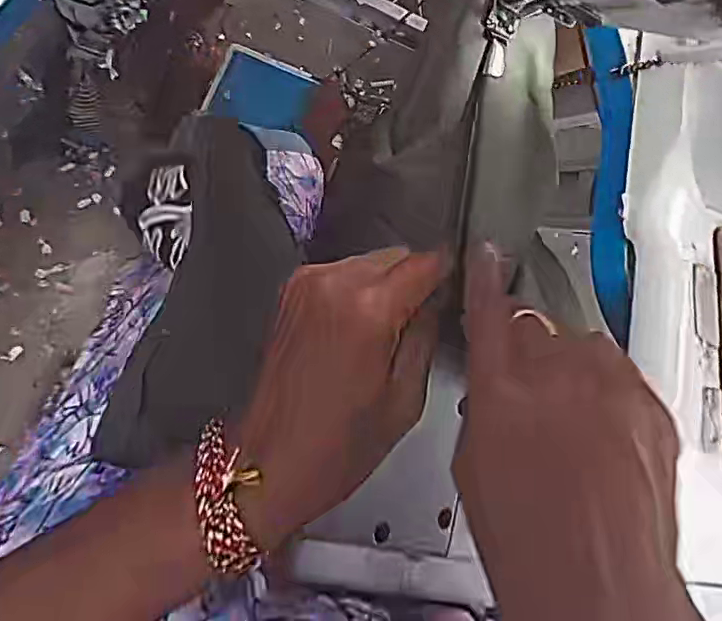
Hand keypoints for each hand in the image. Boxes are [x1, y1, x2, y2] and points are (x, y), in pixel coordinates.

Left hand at [235, 246, 443, 548]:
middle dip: (414, 282)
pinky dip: (359, 291)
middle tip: (417, 324)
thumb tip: (435, 300)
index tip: (455, 286)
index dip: (446, 272)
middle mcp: (335, 283)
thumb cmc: (335, 447)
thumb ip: (426, 335)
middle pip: (398, 256)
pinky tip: (355, 332)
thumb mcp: (405, 399)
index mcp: (368, 309)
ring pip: (372, 261)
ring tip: (382, 335)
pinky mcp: (293, 290)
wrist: (265, 465)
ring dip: (386, 285)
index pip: (425, 262)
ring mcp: (309, 282)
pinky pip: (345, 273)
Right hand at [453, 246, 698, 620]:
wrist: (602, 591)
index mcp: (503, 388)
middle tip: (538, 401)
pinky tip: (608, 437)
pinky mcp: (649, 401)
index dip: (486, 274)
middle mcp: (557, 374)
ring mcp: (608, 384)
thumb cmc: (534, 548)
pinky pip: (623, 373)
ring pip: (585, 346)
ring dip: (576, 372)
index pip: (489, 308)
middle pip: (538, 327)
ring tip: (578, 426)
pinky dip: (612, 393)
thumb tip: (495, 387)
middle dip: (532, 353)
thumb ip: (484, 406)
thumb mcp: (477, 469)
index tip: (487, 253)